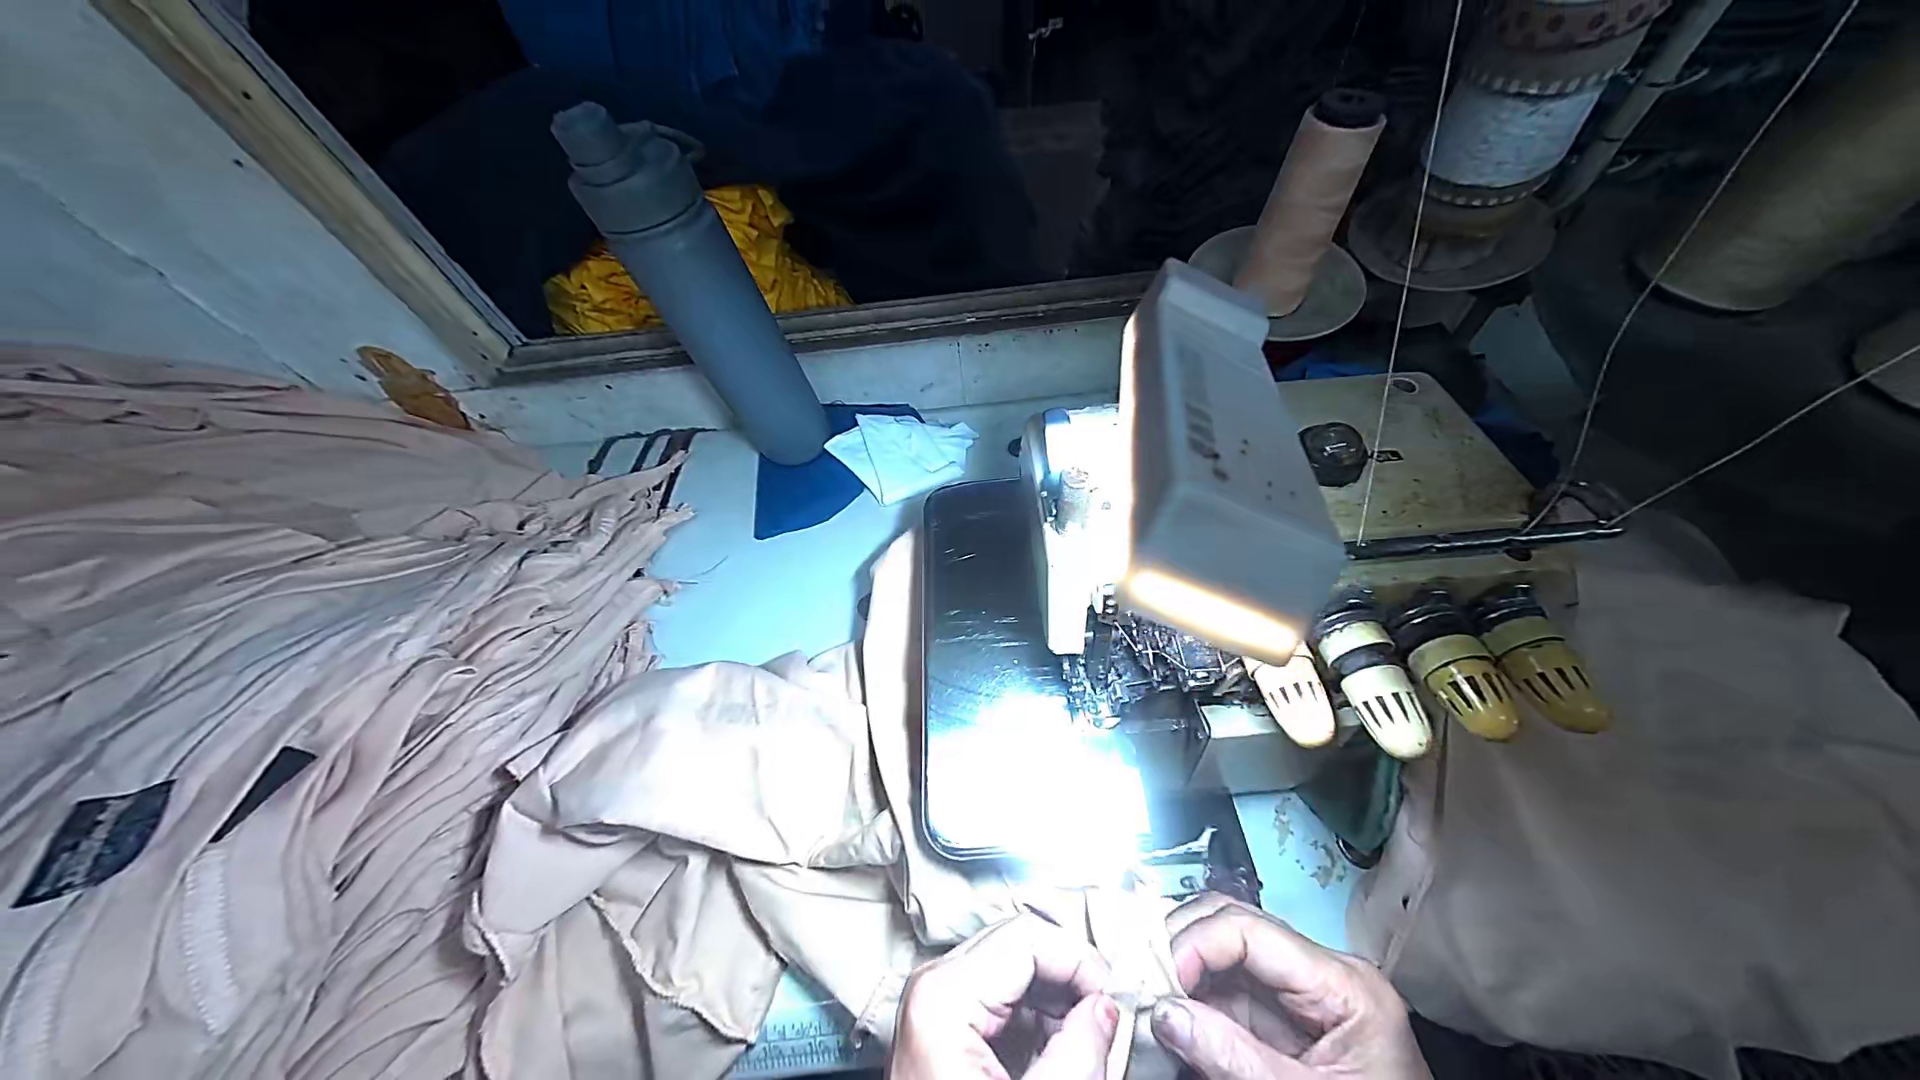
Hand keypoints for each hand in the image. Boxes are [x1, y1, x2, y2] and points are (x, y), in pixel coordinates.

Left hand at [890, 913, 1122, 1079]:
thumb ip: (1081, 1048)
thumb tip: (1105, 1006)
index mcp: (944, 995)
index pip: (1027, 936)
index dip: (1079, 961)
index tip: (1112, 996)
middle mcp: (933, 986)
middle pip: (1017, 946)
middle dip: (1068, 979)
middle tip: (1104, 1017)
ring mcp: (934, 1003)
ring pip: (1011, 969)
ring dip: (1054, 999)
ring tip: (1083, 1042)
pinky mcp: (942, 1024)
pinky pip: (998, 998)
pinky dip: (1033, 1018)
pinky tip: (1054, 1051)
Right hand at [1149, 894, 1430, 1079]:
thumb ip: (1233, 1056)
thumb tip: (1162, 1011)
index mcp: (1345, 984)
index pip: (1249, 928)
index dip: (1196, 942)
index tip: (1160, 978)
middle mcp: (1321, 972)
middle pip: (1234, 922)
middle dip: (1183, 941)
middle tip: (1145, 974)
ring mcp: (1301, 991)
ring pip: (1224, 949)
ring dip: (1182, 963)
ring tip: (1150, 986)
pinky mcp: (1284, 1015)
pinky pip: (1228, 985)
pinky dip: (1193, 991)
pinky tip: (1170, 1003)